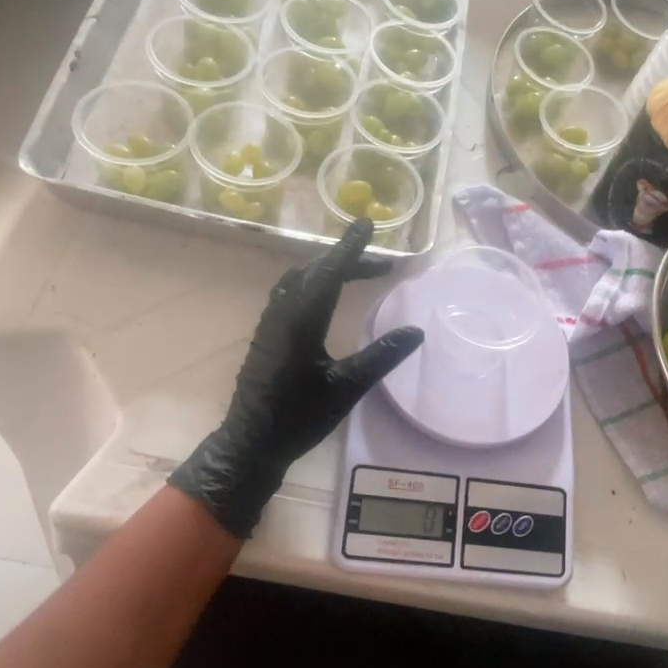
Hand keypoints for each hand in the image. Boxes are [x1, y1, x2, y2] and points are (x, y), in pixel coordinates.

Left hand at [171, 220, 423, 537]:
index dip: (350, 248)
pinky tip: (327, 299)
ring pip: (298, 281)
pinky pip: (290, 295)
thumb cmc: (299, 418)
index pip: (329, 272)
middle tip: (381, 265)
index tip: (366, 224)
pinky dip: (314, 285)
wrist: (250, 444)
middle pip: (314, 271)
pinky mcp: (267, 337)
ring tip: (358, 274)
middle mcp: (282, 314)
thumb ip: (381, 356)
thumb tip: (416, 331)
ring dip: (328, 271)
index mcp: (301, 321)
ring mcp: (270, 325)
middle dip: (347, 260)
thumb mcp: (347, 388)